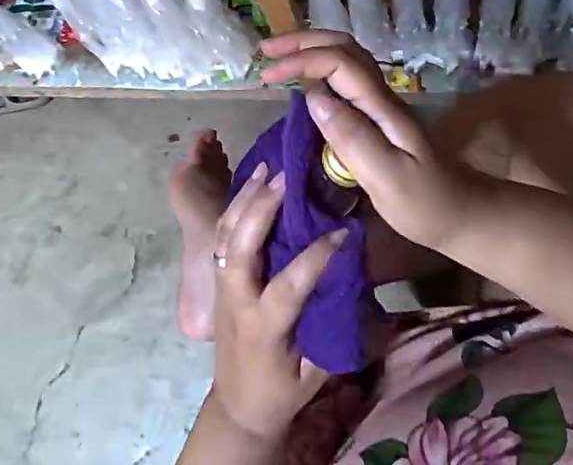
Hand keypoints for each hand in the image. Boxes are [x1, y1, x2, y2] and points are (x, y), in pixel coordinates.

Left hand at [209, 159, 347, 442]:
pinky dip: (236, 204)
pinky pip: (221, 233)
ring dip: (245, 198)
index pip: (287, 285)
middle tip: (287, 177)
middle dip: (260, 210)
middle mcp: (236, 300)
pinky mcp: (218, 275)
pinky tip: (254, 181)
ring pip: (225, 234)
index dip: (315, 256)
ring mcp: (221, 285)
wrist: (236, 406)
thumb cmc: (281, 390)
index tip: (343, 232)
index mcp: (262, 328)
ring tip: (269, 168)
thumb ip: (330, 324)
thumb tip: (354, 276)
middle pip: (239, 247)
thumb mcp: (313, 371)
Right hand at [259, 31, 490, 251]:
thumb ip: (351, 138)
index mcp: (381, 105)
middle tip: (266, 51)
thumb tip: (312, 98)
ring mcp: (381, 103)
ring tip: (278, 59)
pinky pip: (347, 78)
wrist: (462, 212)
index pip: (338, 63)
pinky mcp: (378, 116)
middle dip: (303, 41)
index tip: (267, 76)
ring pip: (346, 58)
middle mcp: (381, 95)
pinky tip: (305, 84)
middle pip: (343, 47)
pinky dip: (321, 69)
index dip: (301, 61)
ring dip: (311, 50)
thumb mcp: (387, 178)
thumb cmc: (425, 202)